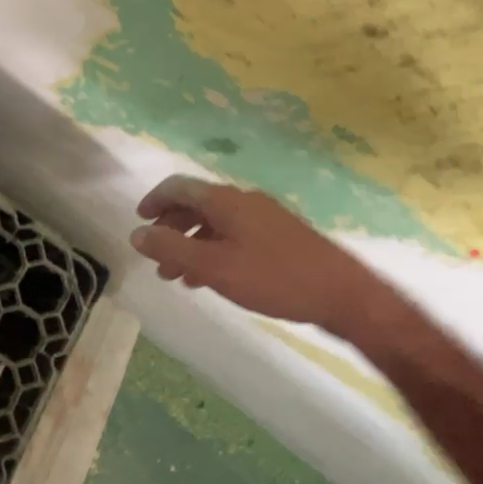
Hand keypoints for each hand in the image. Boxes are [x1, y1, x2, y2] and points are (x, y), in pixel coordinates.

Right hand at [131, 175, 393, 336]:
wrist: (346, 296)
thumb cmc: (274, 277)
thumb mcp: (213, 266)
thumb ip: (171, 248)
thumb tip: (137, 233)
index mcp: (226, 200)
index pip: (178, 187)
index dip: (154, 201)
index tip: (139, 221)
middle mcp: (244, 201)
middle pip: (196, 205)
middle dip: (171, 229)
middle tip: (157, 258)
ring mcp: (266, 218)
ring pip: (216, 224)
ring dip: (192, 245)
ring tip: (180, 277)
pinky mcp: (282, 238)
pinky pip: (235, 236)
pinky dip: (215, 251)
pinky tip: (214, 278)